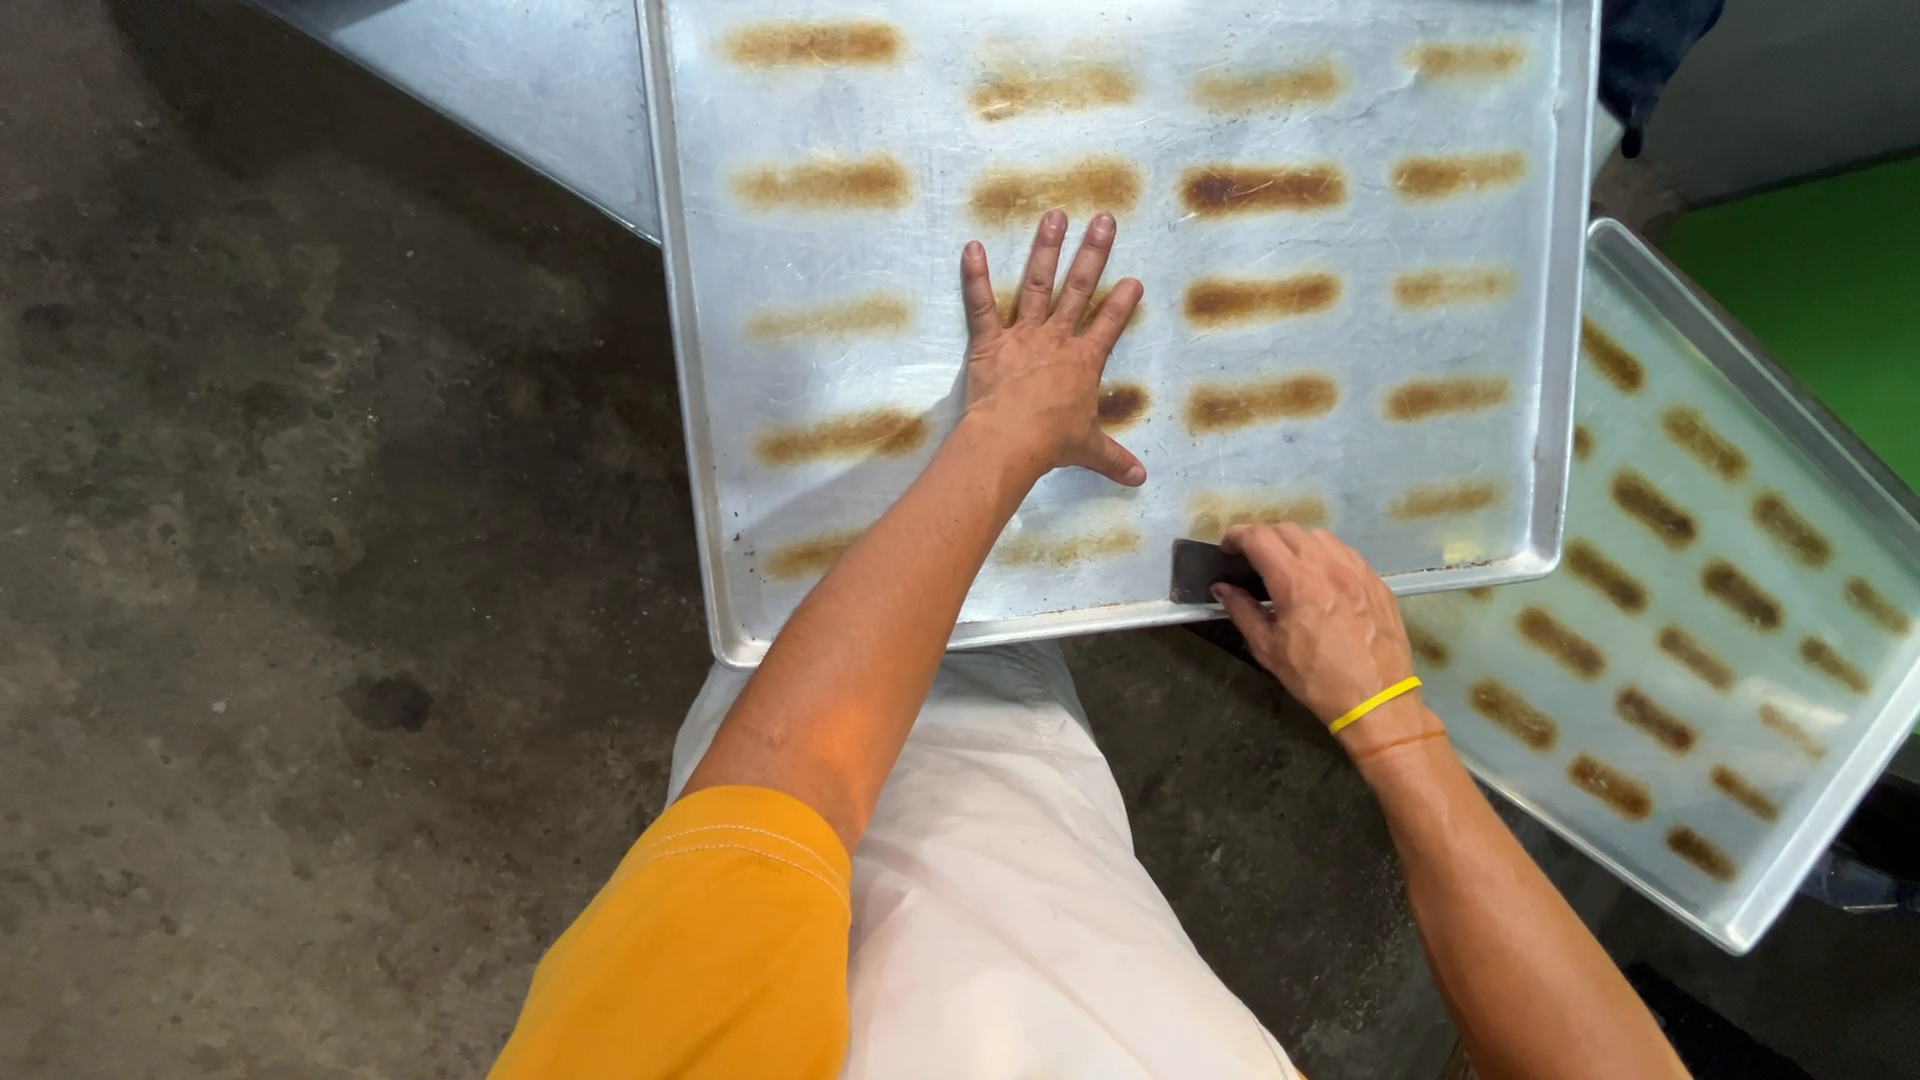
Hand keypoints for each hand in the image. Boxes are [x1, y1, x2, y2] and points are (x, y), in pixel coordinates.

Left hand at [958, 210, 1145, 486]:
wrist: (1011, 440)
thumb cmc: (1051, 443)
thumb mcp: (1088, 450)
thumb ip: (1114, 459)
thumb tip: (1140, 480)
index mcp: (1084, 362)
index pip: (1109, 326)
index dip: (1122, 303)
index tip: (1133, 280)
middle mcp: (1057, 340)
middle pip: (1079, 289)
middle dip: (1094, 254)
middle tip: (1104, 220)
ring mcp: (1023, 336)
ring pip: (1037, 285)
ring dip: (1046, 250)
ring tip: (1054, 216)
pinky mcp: (989, 342)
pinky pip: (981, 304)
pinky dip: (974, 276)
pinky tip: (971, 247)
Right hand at [1213, 524, 1444, 758]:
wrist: (1376, 699)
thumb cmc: (1315, 678)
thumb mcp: (1267, 647)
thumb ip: (1241, 610)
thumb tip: (1222, 588)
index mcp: (1297, 583)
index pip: (1259, 537)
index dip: (1236, 536)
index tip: (1227, 549)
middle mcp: (1328, 567)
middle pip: (1287, 529)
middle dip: (1262, 537)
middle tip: (1251, 558)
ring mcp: (1357, 570)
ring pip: (1318, 535)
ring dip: (1293, 542)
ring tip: (1285, 564)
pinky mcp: (1376, 580)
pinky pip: (1344, 551)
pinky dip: (1322, 553)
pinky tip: (1318, 575)